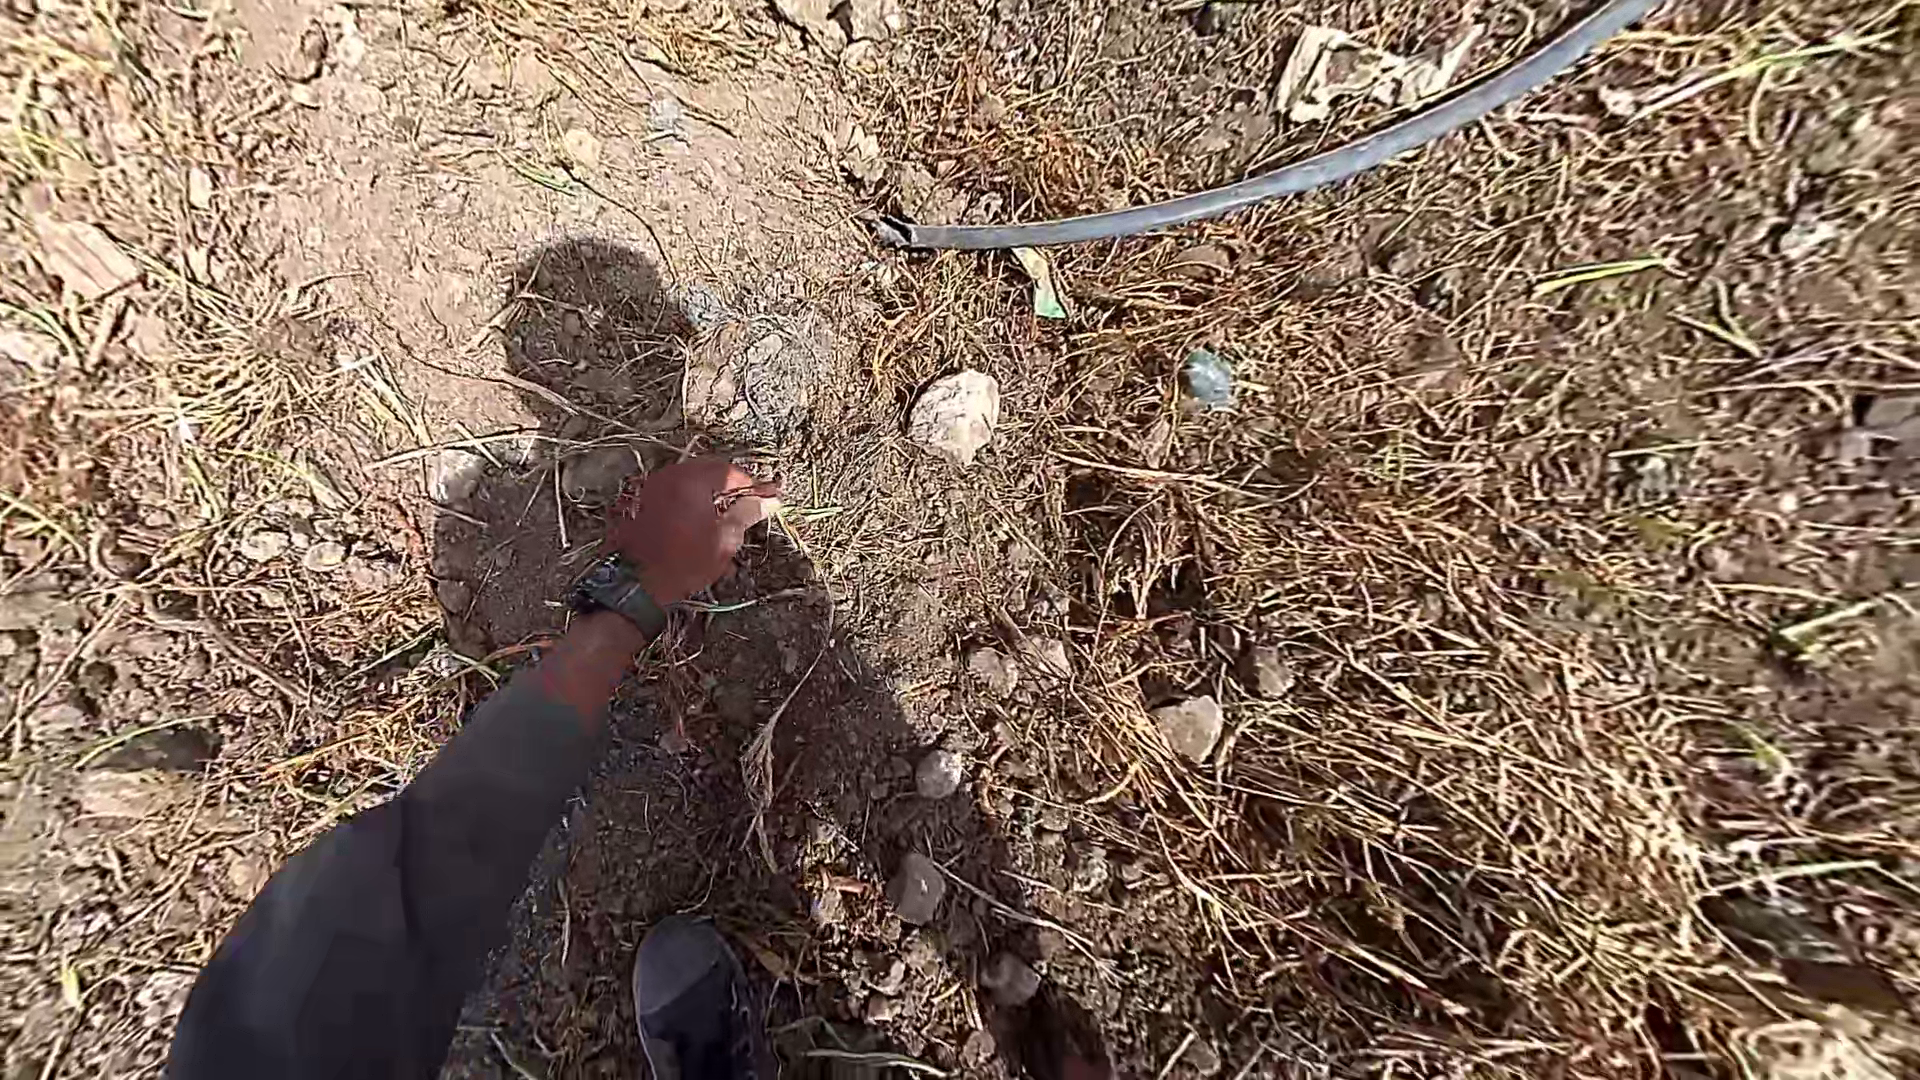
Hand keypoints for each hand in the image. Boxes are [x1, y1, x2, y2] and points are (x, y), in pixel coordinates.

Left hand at [606, 459, 780, 605]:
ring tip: (724, 512)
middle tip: (747, 502)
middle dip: (729, 484)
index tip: (764, 496)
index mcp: (692, 481)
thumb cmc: (686, 562)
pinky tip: (698, 518)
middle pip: (707, 470)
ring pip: (688, 480)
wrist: (635, 585)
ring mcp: (650, 488)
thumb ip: (746, 513)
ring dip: (708, 491)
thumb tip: (768, 500)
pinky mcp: (639, 502)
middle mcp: (669, 477)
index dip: (750, 483)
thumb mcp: (725, 539)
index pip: (729, 471)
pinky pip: (671, 492)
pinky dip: (689, 499)